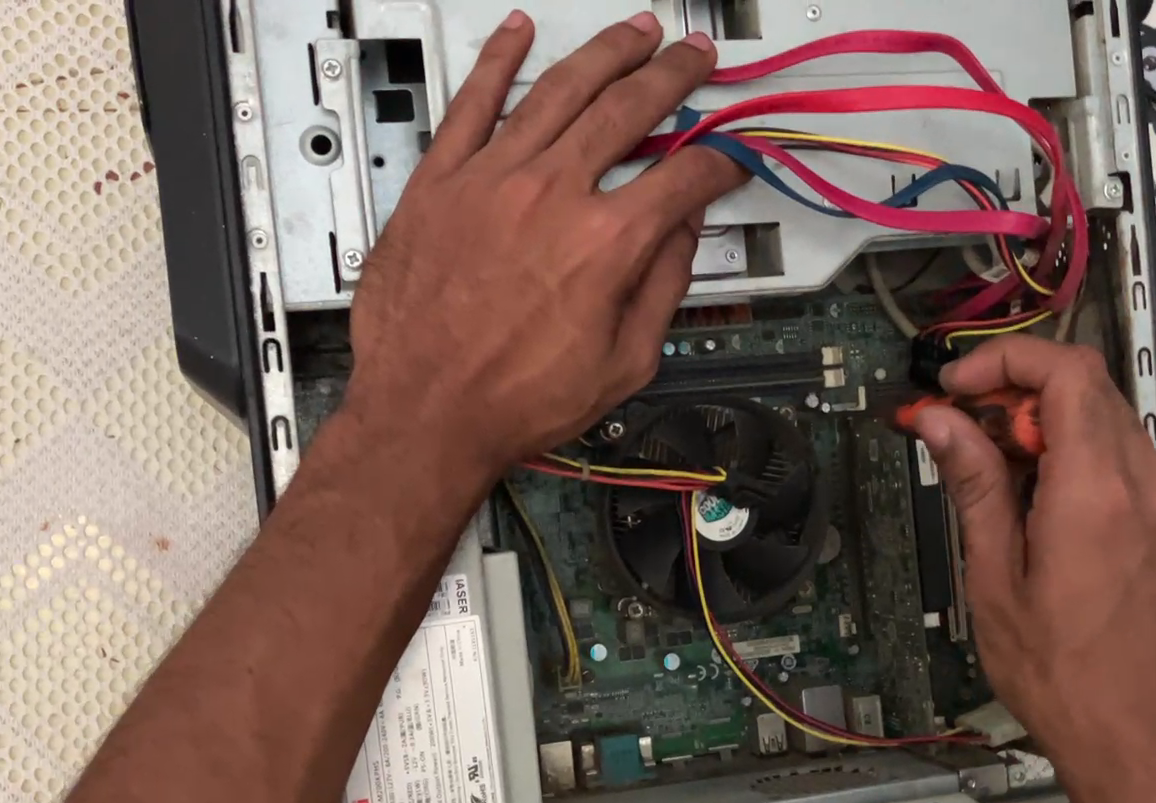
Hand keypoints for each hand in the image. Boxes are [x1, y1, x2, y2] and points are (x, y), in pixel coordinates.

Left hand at [346, 12, 747, 475]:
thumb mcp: (623, 365)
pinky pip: (471, 100)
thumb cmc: (518, 399)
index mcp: (606, 245)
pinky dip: (498, 59)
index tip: (727, 163)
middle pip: (627, 110)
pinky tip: (520, 31)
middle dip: (672, 78)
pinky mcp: (440, 181)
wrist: (428, 411)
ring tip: (636, 32)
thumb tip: (683, 235)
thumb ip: (662, 290)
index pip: (683, 180)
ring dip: (605, 53)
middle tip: (695, 58)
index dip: (716, 166)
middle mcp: (552, 195)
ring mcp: (492, 179)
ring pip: (559, 90)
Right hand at [912, 339, 1155, 784]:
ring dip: (1041, 423)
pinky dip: (1070, 454)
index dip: (1002, 363)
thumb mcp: (994, 579)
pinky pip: (1120, 458)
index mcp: (1096, 493)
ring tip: (987, 470)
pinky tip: (1031, 499)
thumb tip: (941, 422)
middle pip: (1085, 387)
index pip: (1065, 373)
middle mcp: (1146, 484)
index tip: (954, 390)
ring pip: (1104, 419)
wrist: (1139, 742)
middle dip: (1014, 391)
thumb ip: (975, 487)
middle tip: (959, 430)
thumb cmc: (1057, 674)